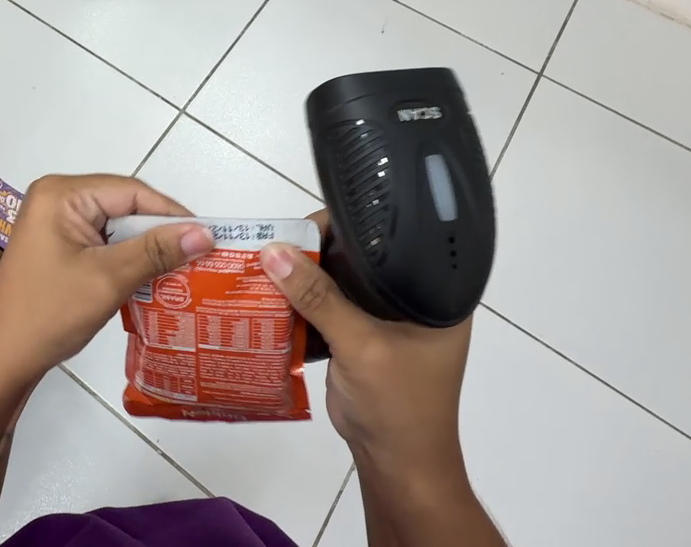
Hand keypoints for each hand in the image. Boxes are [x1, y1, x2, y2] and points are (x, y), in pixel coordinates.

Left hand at [0, 174, 213, 384]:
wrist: (2, 358)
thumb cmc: (49, 312)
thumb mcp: (108, 279)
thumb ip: (156, 252)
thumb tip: (205, 232)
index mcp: (61, 194)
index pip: (130, 191)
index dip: (171, 212)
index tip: (209, 237)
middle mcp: (56, 198)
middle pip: (123, 205)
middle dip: (159, 231)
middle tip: (201, 255)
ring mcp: (55, 222)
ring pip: (115, 226)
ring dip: (145, 247)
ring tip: (185, 268)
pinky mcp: (57, 245)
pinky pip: (102, 242)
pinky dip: (126, 258)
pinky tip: (153, 278)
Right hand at [259, 213, 472, 480]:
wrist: (396, 465)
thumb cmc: (397, 405)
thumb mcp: (361, 346)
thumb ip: (318, 298)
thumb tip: (272, 250)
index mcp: (429, 289)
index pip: (382, 238)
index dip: (342, 225)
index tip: (299, 226)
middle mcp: (404, 295)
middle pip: (351, 255)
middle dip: (310, 249)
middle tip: (271, 242)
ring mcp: (378, 315)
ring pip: (331, 278)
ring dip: (298, 273)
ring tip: (261, 260)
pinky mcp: (354, 332)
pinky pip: (321, 302)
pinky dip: (296, 297)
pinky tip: (267, 290)